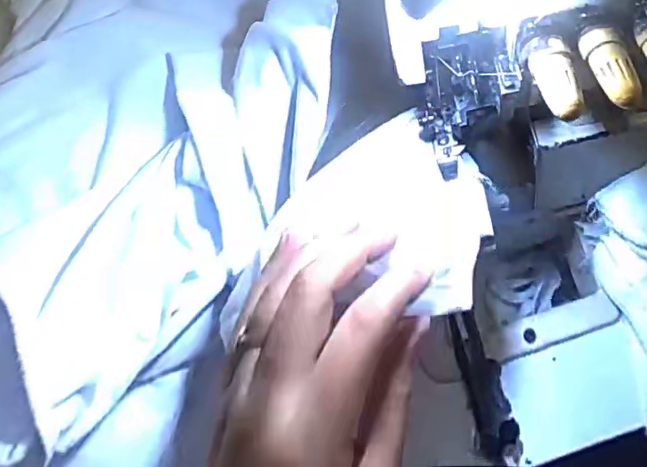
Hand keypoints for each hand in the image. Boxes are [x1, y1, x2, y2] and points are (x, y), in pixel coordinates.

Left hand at [214, 230, 431, 466]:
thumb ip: (392, 392)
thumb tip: (415, 321)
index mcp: (310, 424)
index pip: (359, 328)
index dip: (397, 286)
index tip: (424, 265)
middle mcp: (265, 394)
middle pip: (305, 296)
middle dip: (350, 250)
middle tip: (389, 231)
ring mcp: (234, 386)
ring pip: (268, 295)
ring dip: (310, 249)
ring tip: (348, 222)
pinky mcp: (222, 386)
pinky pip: (247, 314)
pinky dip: (273, 271)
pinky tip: (296, 244)